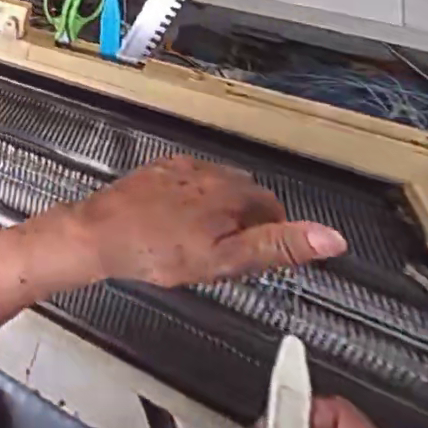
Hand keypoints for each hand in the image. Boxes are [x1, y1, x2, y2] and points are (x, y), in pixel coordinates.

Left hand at [51, 156, 346, 287]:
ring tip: (193, 242)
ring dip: (215, 211)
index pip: (273, 208)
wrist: (98, 234)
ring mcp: (177, 168)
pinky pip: (185, 183)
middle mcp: (206, 171)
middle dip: (241, 222)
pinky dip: (188, 202)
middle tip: (221, 254)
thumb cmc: (155, 250)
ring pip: (214, 189)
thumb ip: (277, 246)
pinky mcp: (155, 171)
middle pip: (243, 196)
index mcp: (229, 191)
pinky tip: (172, 224)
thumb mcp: (224, 259)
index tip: (251, 257)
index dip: (267, 236)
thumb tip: (329, 237)